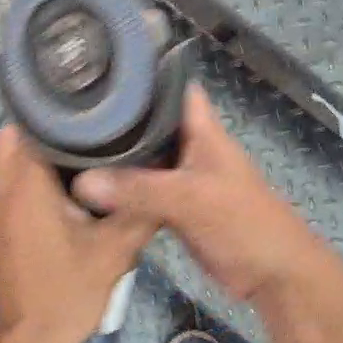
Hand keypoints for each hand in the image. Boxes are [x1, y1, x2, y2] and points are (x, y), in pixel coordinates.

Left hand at [0, 126, 158, 342]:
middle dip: (46, 131)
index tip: (91, 113)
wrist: (31, 339)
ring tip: (83, 156)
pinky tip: (71, 190)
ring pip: (10, 162)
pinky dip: (35, 179)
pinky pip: (13, 184)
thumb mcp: (115, 250)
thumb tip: (161, 175)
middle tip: (86, 134)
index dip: (61, 116)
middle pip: (13, 138)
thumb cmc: (69, 290)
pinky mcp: (2, 225)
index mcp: (26, 184)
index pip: (31, 127)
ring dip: (40, 156)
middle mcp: (5, 188)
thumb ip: (139, 211)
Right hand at [72, 86, 333, 302]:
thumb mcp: (189, 199)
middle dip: (114, 113)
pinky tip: (84, 180)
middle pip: (148, 121)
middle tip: (68, 104)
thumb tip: (79, 182)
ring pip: (141, 156)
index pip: (171, 86)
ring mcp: (180, 177)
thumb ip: (136, 189)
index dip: (141, 72)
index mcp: (201, 130)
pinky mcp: (173, 206)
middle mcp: (189, 146)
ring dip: (112, 152)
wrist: (274, 276)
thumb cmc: (243, 223)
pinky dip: (117, 186)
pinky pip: (139, 189)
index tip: (99, 66)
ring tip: (67, 136)